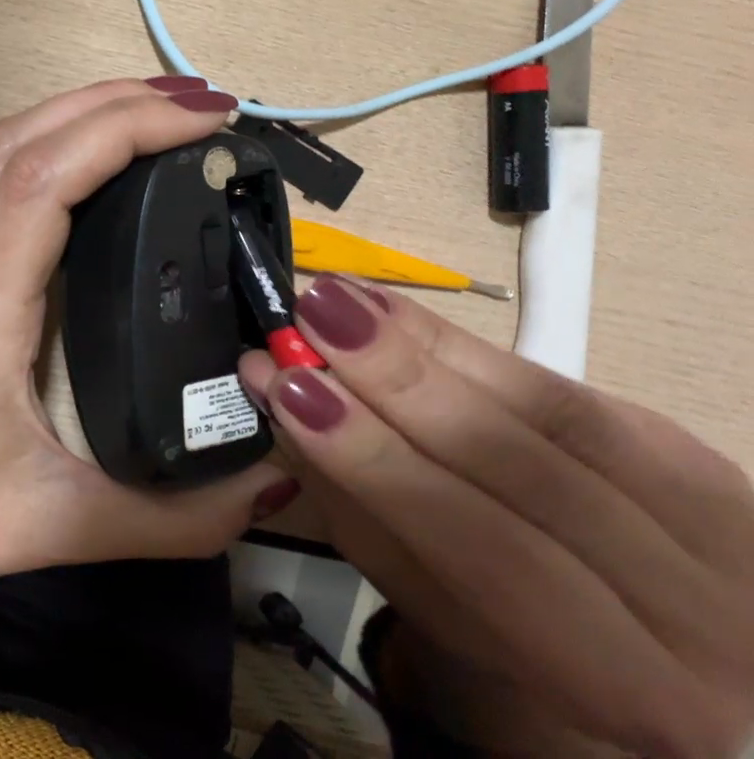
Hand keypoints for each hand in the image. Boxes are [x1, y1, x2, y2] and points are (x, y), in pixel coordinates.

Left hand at [0, 78, 294, 620]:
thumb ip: (175, 516)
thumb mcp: (59, 527)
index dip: (123, 129)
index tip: (204, 118)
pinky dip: (23, 147)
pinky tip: (68, 160)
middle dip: (105, 103)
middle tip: (196, 102)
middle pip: (12, 145)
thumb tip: (268, 486)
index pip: (42, 181)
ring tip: (143, 111)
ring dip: (60, 115)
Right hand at [240, 275, 753, 758]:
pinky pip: (582, 394)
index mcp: (628, 686)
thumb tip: (276, 389)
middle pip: (536, 472)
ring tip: (341, 298)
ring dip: (436, 348)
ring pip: (563, 419)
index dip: (382, 463)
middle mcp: (712, 617)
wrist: (644, 642)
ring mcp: (731, 532)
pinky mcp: (714, 463)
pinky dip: (476, 347)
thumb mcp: (424, 599)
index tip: (293, 389)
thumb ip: (352, 496)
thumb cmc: (503, 637)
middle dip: (404, 384)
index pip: (493, 554)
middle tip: (312, 315)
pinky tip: (399, 312)